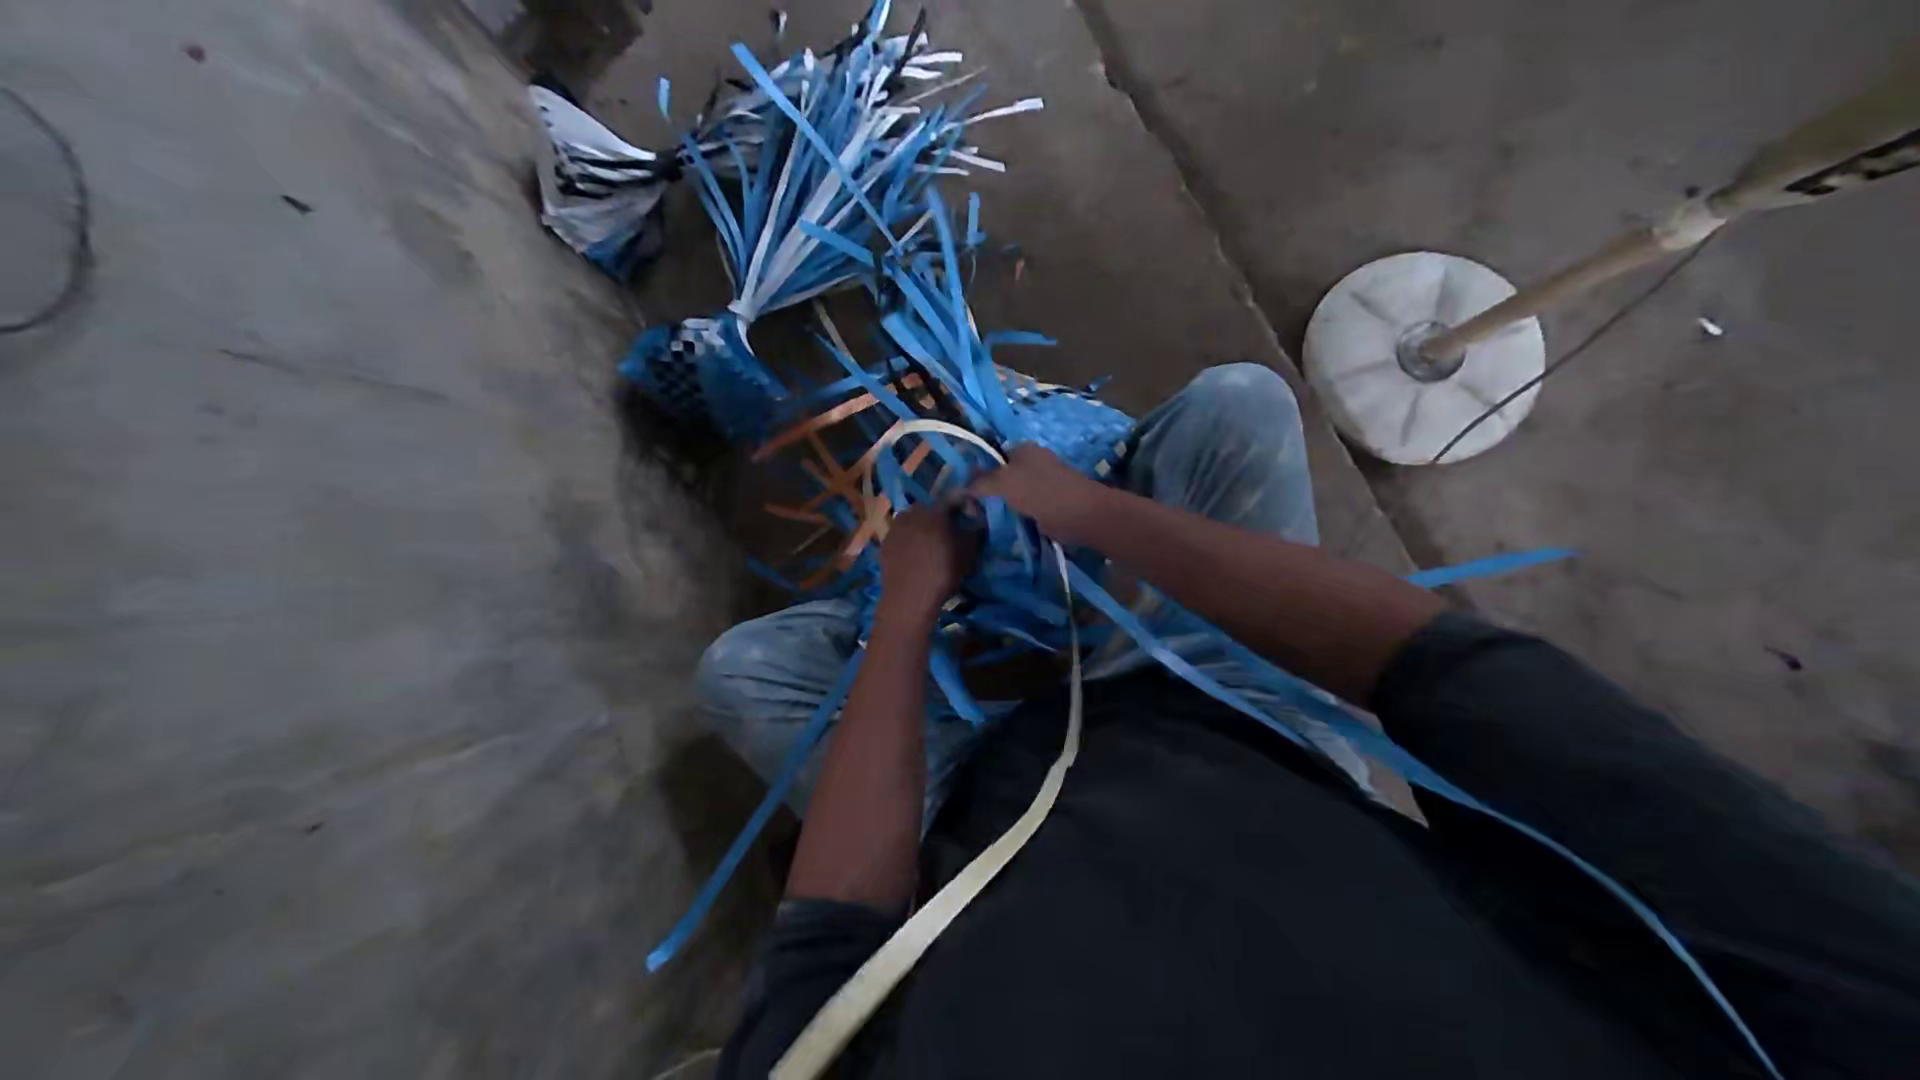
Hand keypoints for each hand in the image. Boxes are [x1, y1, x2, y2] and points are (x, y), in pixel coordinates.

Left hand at [879, 498, 976, 617]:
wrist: (909, 598)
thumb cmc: (942, 573)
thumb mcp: (968, 553)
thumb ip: (975, 532)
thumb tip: (979, 522)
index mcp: (934, 511)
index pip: (953, 498)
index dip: (964, 504)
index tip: (971, 515)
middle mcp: (912, 513)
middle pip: (930, 508)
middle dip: (941, 516)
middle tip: (949, 531)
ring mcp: (895, 528)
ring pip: (913, 520)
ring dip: (922, 527)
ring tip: (930, 543)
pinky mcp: (885, 543)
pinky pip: (901, 534)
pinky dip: (908, 539)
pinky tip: (914, 554)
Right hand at [967, 444, 1109, 546]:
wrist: (1081, 515)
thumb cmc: (1041, 492)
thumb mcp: (1004, 483)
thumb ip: (980, 482)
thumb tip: (960, 488)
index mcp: (1022, 448)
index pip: (989, 456)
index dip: (973, 473)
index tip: (963, 494)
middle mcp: (1031, 462)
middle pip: (998, 475)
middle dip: (984, 492)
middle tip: (972, 512)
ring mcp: (1041, 482)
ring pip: (1009, 493)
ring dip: (997, 506)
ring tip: (983, 520)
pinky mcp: (1047, 502)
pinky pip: (1022, 507)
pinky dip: (1012, 515)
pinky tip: (1002, 525)